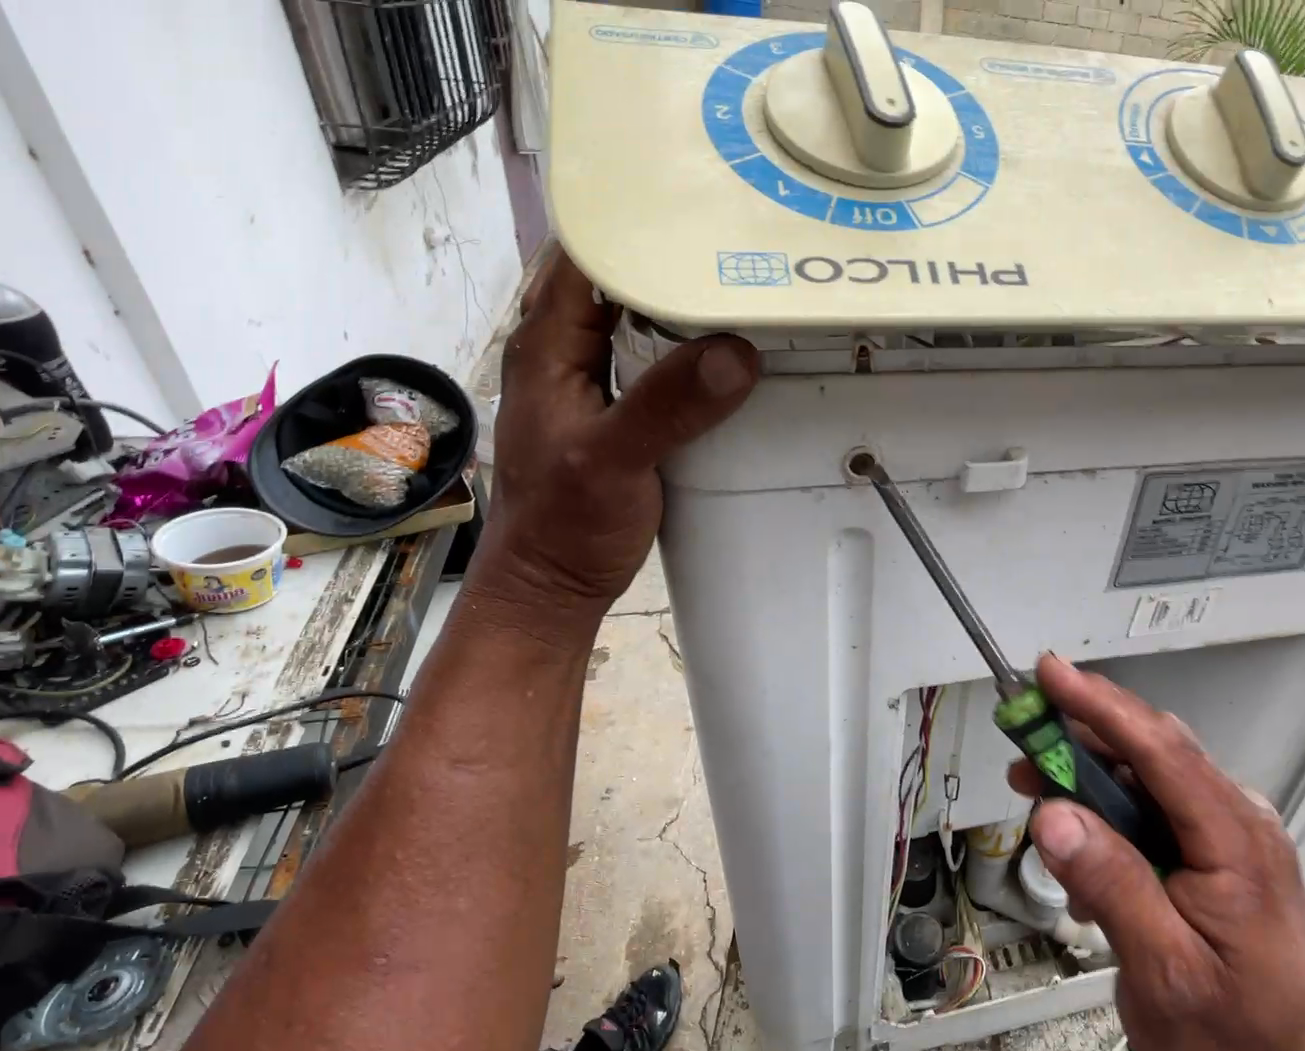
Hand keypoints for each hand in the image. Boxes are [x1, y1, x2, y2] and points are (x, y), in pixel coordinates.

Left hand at [472, 249, 759, 631]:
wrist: (554, 583)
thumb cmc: (565, 523)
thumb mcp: (612, 462)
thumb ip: (667, 407)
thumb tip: (738, 353)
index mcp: (547, 343)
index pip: (586, 253)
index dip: (633, 219)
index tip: (696, 200)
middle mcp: (567, 347)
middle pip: (616, 276)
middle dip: (668, 249)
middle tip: (736, 229)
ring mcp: (594, 377)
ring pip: (638, 314)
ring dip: (682, 294)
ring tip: (743, 269)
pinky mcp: (622, 407)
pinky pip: (656, 355)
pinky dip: (689, 340)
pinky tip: (730, 339)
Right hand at [1007, 655, 1304, 1050]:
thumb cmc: (1233, 1041)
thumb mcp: (1165, 971)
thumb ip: (1114, 884)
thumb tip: (1052, 813)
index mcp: (1239, 843)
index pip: (1163, 752)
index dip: (1102, 706)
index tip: (1049, 672)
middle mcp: (1238, 822)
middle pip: (1152, 754)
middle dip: (1083, 742)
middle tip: (1023, 755)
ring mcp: (1228, 836)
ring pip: (1146, 780)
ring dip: (1090, 787)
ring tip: (1042, 810)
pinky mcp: (1213, 853)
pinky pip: (1152, 813)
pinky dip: (1108, 822)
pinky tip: (1085, 863)